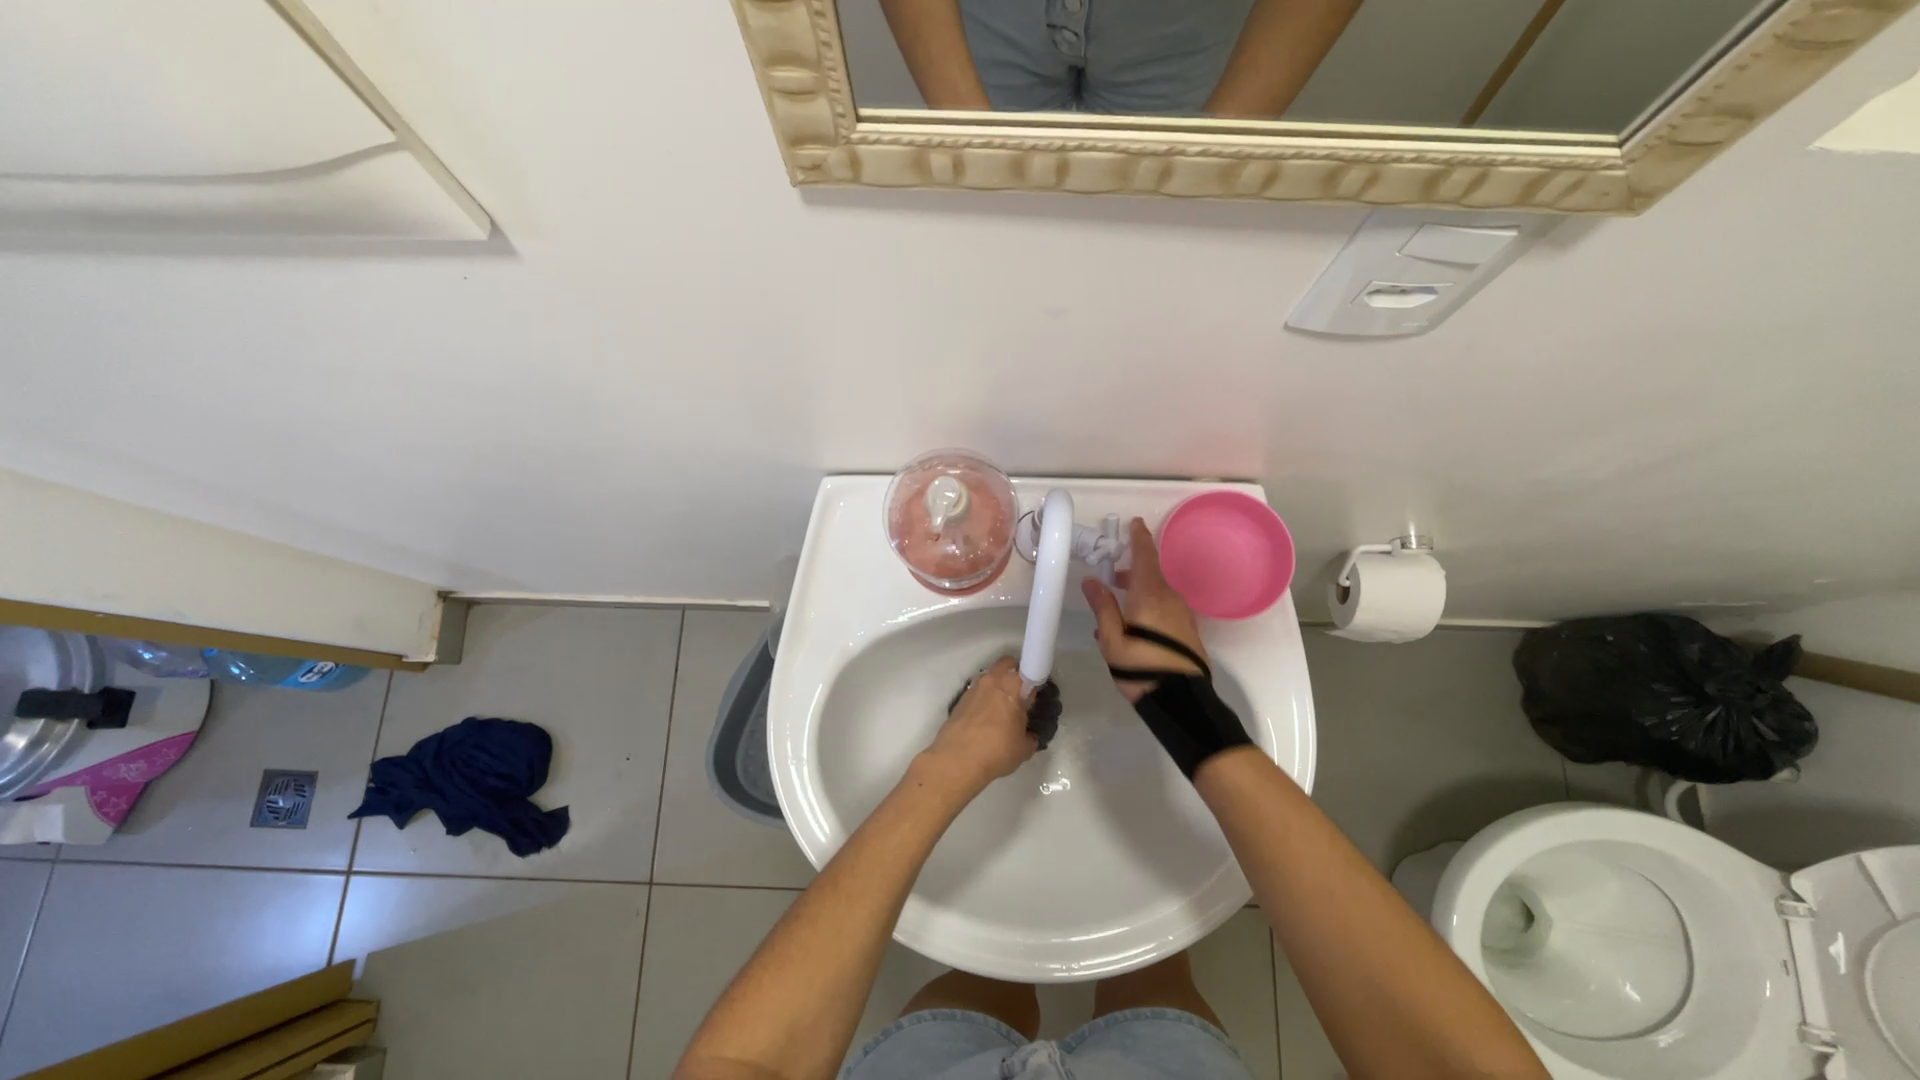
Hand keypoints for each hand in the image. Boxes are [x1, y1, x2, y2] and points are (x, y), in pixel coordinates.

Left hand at [919, 657, 1038, 794]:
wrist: (957, 761)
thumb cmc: (997, 751)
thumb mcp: (1024, 748)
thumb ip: (1030, 737)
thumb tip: (1029, 736)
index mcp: (1012, 687)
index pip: (1028, 670)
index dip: (1033, 681)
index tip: (1034, 695)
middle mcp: (991, 682)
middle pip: (1006, 664)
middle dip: (1014, 673)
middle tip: (1019, 696)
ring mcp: (972, 690)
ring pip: (988, 678)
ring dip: (995, 687)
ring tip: (999, 712)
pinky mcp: (959, 702)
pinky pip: (976, 694)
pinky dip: (982, 701)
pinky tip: (983, 722)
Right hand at [1082, 518, 1209, 702]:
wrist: (1181, 700)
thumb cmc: (1141, 666)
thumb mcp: (1112, 640)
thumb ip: (1103, 608)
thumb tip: (1092, 581)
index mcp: (1150, 594)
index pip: (1145, 556)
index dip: (1139, 538)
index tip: (1134, 523)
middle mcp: (1170, 598)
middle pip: (1151, 574)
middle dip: (1132, 570)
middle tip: (1112, 575)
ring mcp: (1182, 614)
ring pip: (1158, 592)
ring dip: (1139, 591)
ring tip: (1117, 606)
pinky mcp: (1187, 630)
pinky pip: (1164, 608)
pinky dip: (1148, 606)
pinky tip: (1132, 627)